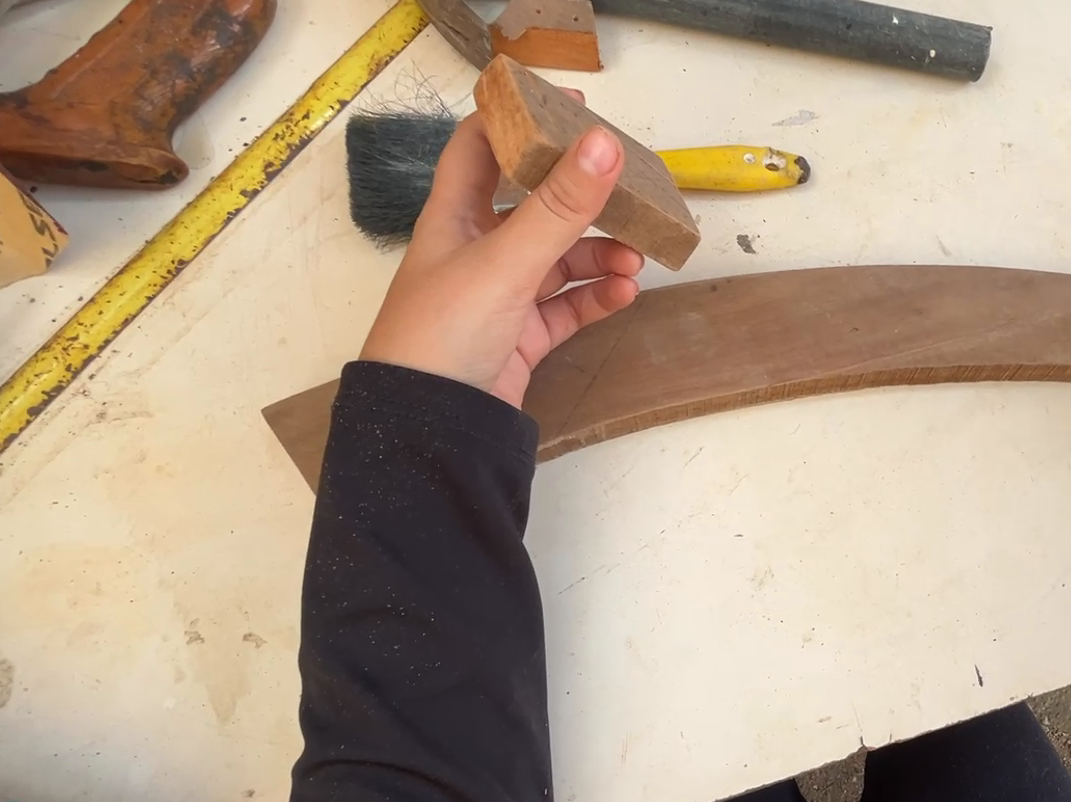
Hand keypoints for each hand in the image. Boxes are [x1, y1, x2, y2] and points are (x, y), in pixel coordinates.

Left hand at [360, 109, 643, 408]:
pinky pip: (569, 307)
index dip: (521, 122)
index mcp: (455, 216)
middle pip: (538, 208)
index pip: (483, 149)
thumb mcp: (506, 262)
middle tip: (629, 197)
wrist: (434, 422)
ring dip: (600, 257)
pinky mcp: (525, 336)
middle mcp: (479, 250)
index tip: (570, 110)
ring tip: (636, 261)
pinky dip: (597, 298)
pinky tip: (624, 294)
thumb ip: (559, 207)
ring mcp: (504, 295)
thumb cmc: (447, 330)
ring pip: (561, 262)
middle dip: (583, 202)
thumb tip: (605, 145)